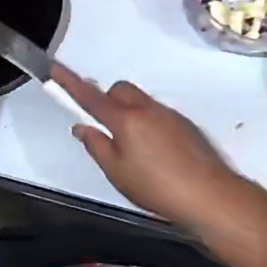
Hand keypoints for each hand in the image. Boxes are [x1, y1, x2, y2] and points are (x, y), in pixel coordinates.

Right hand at [52, 67, 266, 233]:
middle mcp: (147, 110)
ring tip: (131, 149)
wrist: (211, 196)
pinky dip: (147, 124)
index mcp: (125, 120)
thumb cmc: (157, 187)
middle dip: (107, 100)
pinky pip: (157, 115)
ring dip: (128, 113)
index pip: (90, 96)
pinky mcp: (185, 126)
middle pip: (119, 90)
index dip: (70, 83)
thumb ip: (96, 146)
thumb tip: (83, 128)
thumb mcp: (116, 172)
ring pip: (140, 102)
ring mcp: (169, 116)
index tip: (55, 69)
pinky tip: (154, 155)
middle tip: (104, 128)